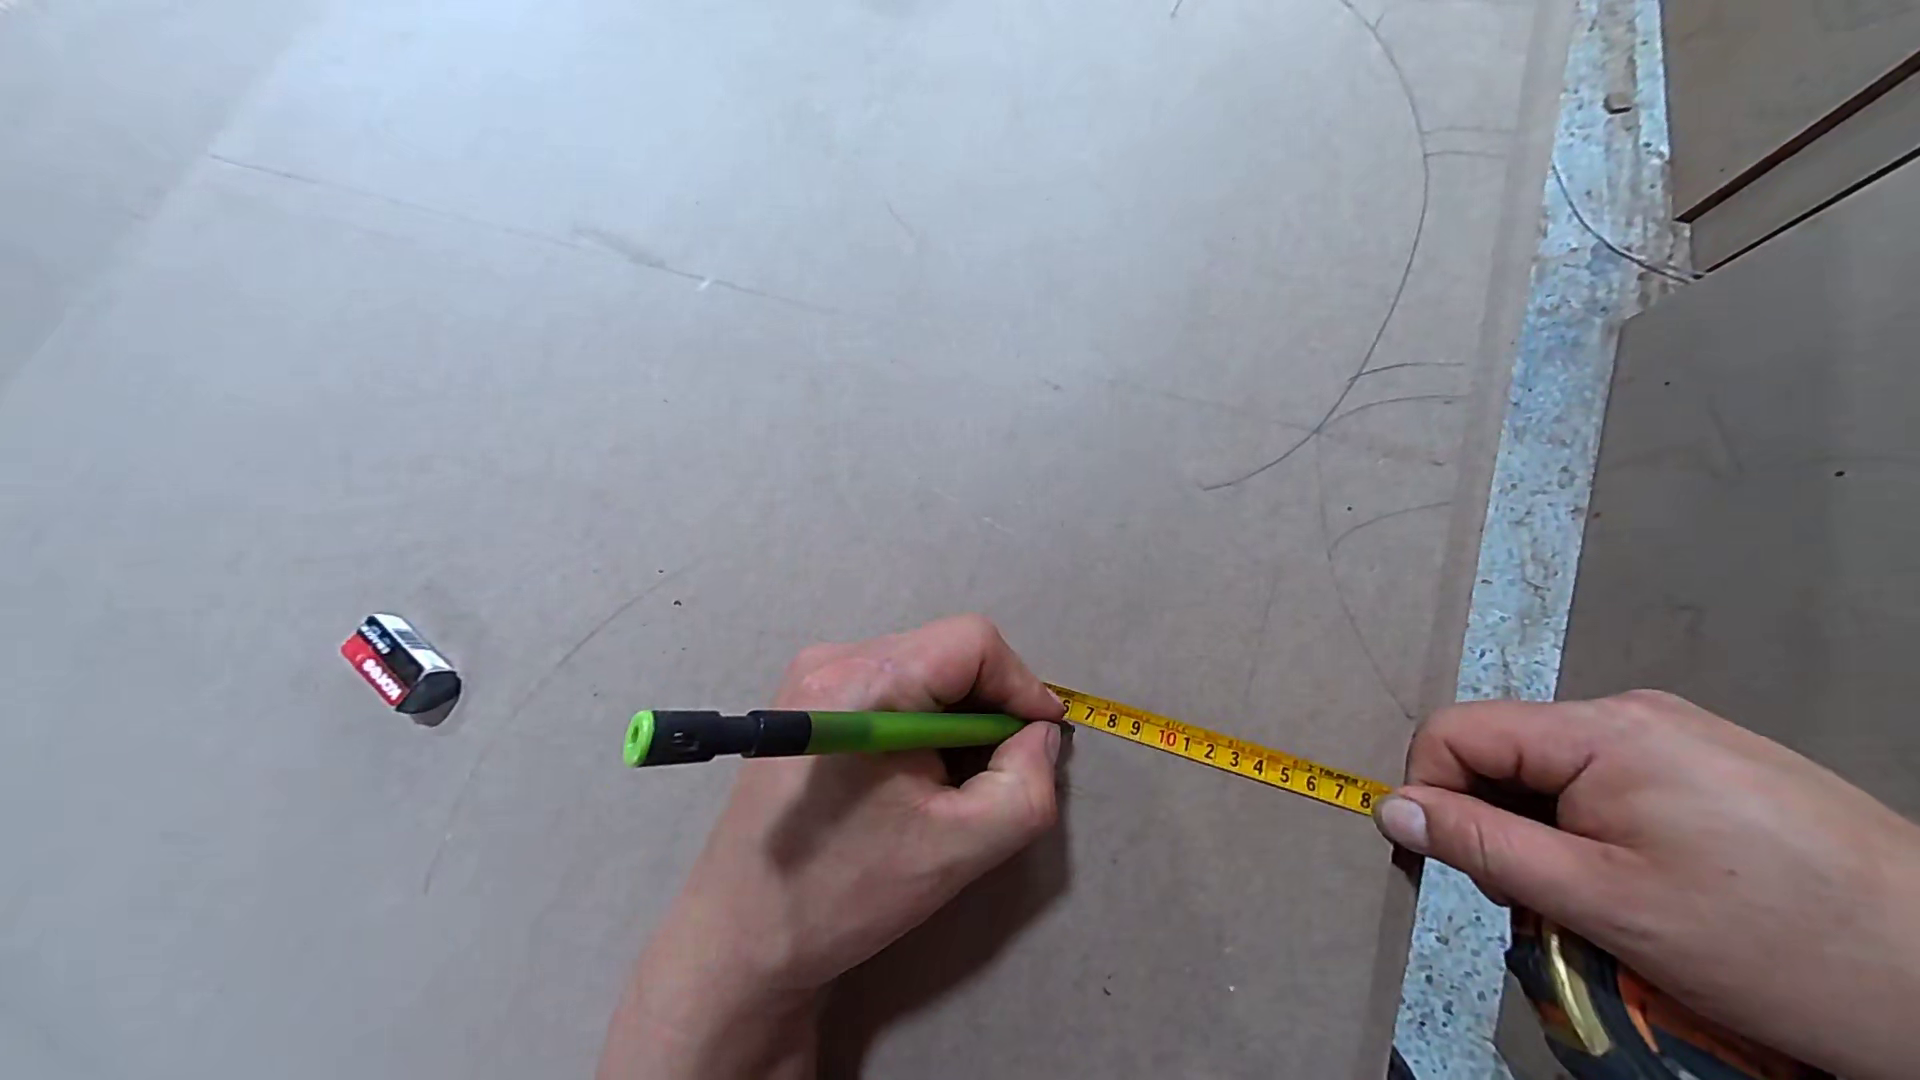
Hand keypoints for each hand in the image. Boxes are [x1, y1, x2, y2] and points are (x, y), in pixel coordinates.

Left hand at [599, 615, 1065, 1079]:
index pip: (973, 641)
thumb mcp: (961, 848)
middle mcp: (833, 657)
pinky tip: (913, 770)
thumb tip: (1041, 733)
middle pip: (947, 651)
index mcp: (865, 682)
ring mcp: (813, 672)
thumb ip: (1026, 785)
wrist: (741, 935)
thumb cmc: (847, 893)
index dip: (1020, 684)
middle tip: (996, 768)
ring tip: (950, 778)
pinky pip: (891, 682)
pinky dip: (923, 716)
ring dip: (957, 714)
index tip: (1039, 738)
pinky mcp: (807, 695)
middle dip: (989, 704)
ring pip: (923, 666)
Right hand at [1373, 691, 1919, 1079]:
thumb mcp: (1602, 902)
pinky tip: (1638, 874)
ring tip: (1592, 893)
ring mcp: (1677, 733)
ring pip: (1550, 769)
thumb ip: (1480, 845)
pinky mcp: (1711, 762)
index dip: (1429, 790)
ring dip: (1540, 828)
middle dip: (1493, 819)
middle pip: (1503, 750)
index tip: (1450, 860)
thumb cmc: (1780, 946)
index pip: (1455, 732)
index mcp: (1601, 730)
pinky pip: (1604, 779)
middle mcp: (1631, 712)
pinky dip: (1588, 825)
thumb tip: (1389, 809)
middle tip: (1534, 896)